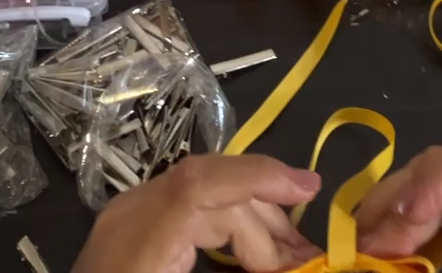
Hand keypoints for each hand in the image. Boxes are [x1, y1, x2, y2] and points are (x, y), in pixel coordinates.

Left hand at [74, 154, 323, 272]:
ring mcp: (130, 217)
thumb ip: (243, 270)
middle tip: (312, 259)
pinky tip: (252, 252)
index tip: (310, 189)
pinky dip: (226, 224)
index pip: (200, 185)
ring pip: (204, 193)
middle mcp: (131, 215)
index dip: (259, 177)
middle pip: (211, 188)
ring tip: (292, 258)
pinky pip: (189, 208)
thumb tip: (302, 266)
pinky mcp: (134, 226)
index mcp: (138, 242)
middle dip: (268, 219)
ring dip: (252, 222)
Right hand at [355, 129, 441, 272]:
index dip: (439, 175)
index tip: (398, 221)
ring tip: (365, 247)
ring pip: (441, 192)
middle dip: (402, 201)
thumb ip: (440, 270)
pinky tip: (389, 252)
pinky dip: (410, 234)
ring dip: (396, 215)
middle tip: (361, 244)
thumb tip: (373, 261)